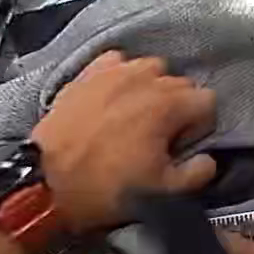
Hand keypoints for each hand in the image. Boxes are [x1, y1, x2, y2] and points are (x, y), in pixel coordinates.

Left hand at [31, 51, 217, 233]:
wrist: (45, 183)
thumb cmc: (108, 187)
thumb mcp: (164, 193)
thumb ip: (198, 173)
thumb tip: (208, 158)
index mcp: (170, 105)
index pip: (207, 101)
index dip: (199, 126)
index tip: (180, 146)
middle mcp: (148, 78)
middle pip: (181, 83)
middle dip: (178, 107)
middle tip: (158, 136)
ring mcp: (116, 71)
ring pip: (152, 67)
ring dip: (152, 87)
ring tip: (136, 112)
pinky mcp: (88, 72)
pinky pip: (117, 61)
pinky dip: (121, 74)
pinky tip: (113, 94)